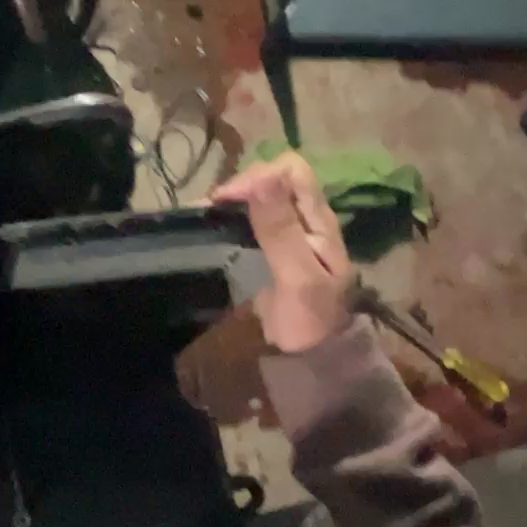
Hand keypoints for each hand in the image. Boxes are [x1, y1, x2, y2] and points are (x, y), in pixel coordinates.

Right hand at [211, 152, 354, 352]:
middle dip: (243, 186)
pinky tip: (216, 227)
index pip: (292, 170)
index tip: (228, 201)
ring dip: (237, 200)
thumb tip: (263, 177)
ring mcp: (294, 234)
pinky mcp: (279, 250)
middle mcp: (309, 219)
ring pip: (266, 197)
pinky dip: (237, 217)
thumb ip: (281, 229)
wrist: (316, 355)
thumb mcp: (297, 275)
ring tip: (207, 216)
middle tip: (211, 211)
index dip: (258, 176)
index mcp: (319, 221)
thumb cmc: (309, 319)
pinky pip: (259, 219)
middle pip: (277, 179)